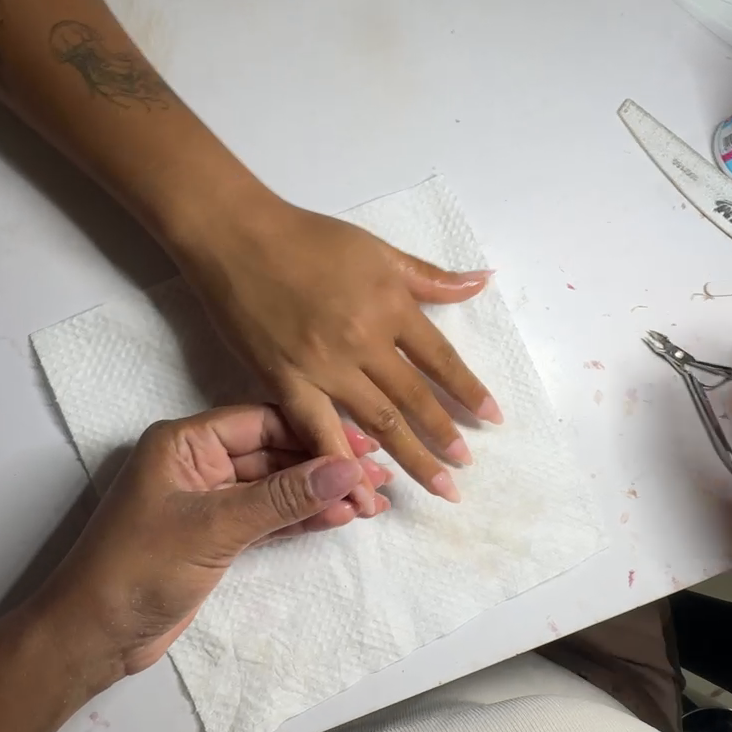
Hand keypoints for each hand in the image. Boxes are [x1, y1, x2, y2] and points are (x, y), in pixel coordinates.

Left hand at [38, 405, 389, 674]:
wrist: (94, 639)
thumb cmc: (141, 569)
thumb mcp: (215, 527)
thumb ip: (283, 498)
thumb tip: (349, 470)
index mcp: (186, 441)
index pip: (264, 422)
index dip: (316, 432)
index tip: (365, 445)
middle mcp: (200, 461)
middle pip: (275, 453)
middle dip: (325, 467)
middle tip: (380, 478)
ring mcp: (210, 498)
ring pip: (276, 486)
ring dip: (320, 494)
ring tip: (373, 502)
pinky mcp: (218, 533)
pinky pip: (268, 515)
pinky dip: (301, 518)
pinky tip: (340, 518)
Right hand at [177, 198, 500, 510]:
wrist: (239, 238)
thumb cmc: (309, 238)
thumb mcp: (378, 249)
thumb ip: (430, 277)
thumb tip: (482, 281)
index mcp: (390, 306)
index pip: (441, 359)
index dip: (469, 390)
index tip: (492, 417)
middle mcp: (364, 343)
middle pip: (415, 399)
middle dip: (445, 437)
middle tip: (466, 468)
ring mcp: (325, 368)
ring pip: (377, 423)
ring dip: (411, 459)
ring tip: (439, 488)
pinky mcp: (286, 383)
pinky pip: (319, 432)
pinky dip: (342, 464)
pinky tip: (361, 492)